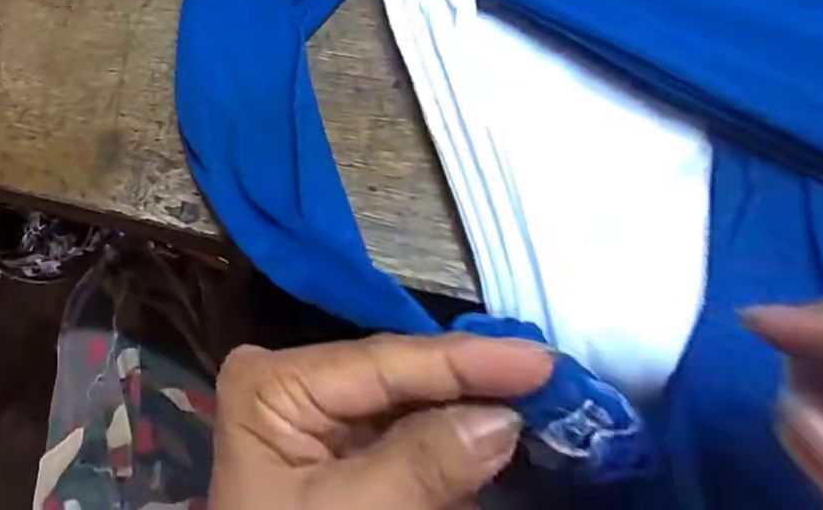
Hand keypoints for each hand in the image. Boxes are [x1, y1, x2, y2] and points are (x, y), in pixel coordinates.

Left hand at [207, 333, 554, 508]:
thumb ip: (423, 464)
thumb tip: (504, 417)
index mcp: (272, 380)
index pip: (381, 360)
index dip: (464, 359)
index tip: (541, 358)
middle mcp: (291, 380)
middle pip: (395, 372)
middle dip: (471, 375)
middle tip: (550, 371)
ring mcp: (313, 413)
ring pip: (404, 398)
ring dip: (468, 399)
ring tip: (535, 385)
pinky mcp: (337, 450)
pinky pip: (400, 432)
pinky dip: (449, 435)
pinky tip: (495, 420)